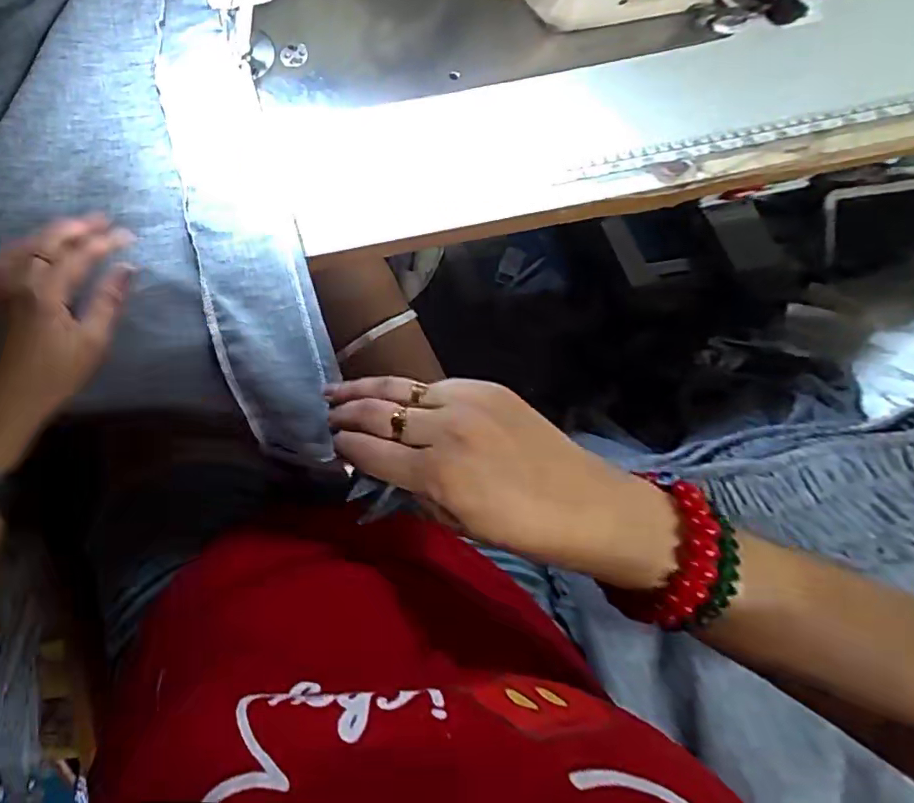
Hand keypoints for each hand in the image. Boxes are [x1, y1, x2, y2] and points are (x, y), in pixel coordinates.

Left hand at [0, 216, 134, 471]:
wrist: (4, 405)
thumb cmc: (53, 378)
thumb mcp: (91, 344)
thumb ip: (108, 302)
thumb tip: (127, 268)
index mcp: (46, 292)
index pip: (80, 254)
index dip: (106, 241)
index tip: (129, 236)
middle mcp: (21, 281)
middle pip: (50, 240)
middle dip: (79, 226)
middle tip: (104, 220)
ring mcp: (3, 287)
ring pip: (27, 244)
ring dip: (53, 231)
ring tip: (76, 228)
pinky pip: (9, 256)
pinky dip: (28, 242)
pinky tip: (37, 246)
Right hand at [326, 377, 679, 589]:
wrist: (588, 504)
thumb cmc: (522, 529)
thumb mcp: (458, 523)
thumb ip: (415, 491)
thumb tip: (385, 468)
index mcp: (437, 474)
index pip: (370, 451)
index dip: (344, 446)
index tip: (329, 442)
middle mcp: (445, 430)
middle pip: (378, 412)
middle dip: (345, 412)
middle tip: (325, 412)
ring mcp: (466, 401)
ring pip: (400, 387)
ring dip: (363, 388)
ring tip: (336, 388)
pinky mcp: (486, 386)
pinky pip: (433, 384)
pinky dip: (407, 390)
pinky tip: (393, 392)